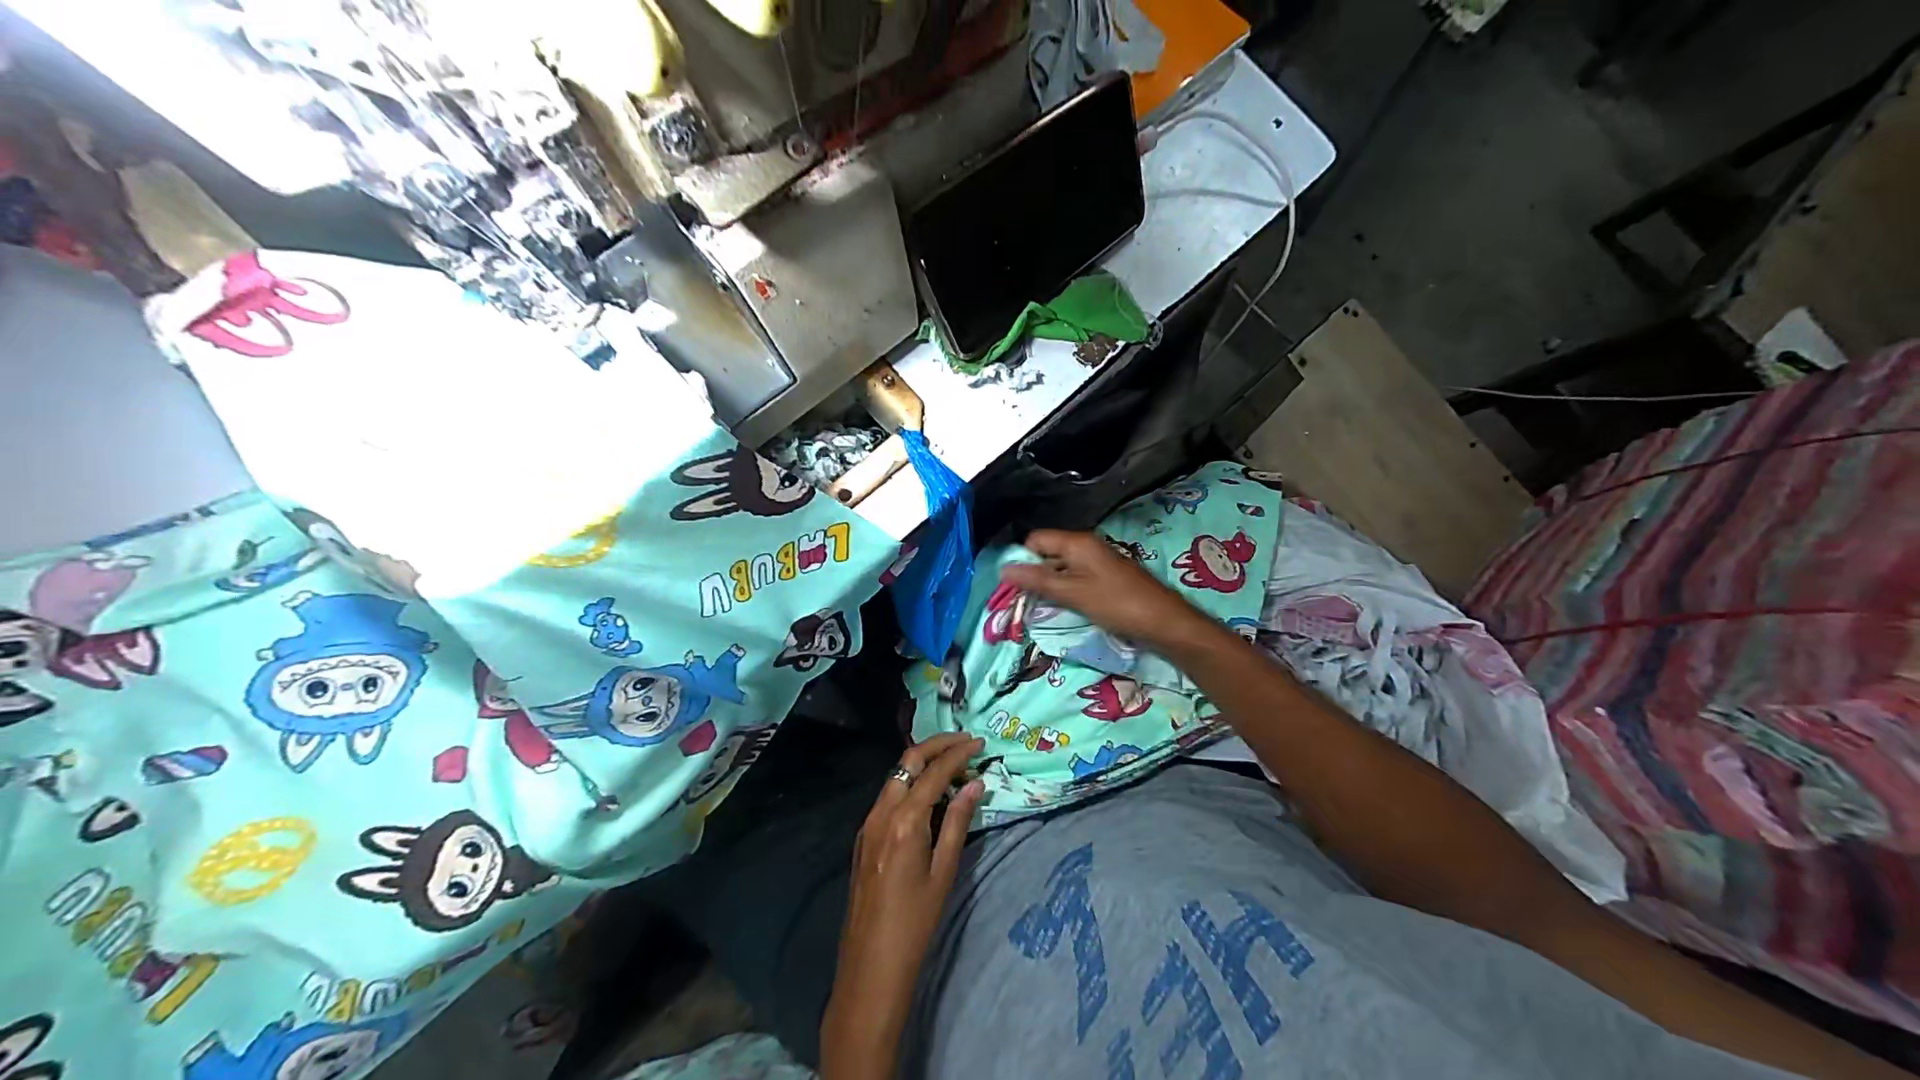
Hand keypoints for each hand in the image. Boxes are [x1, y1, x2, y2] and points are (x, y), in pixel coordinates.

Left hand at [821, 733, 985, 1079]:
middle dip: (936, 746)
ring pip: (895, 777)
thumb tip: (976, 784)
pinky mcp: (863, 836)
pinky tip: (928, 794)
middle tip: (964, 741)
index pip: (933, 772)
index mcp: (905, 821)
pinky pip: (888, 796)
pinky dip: (909, 784)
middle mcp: (881, 813)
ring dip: (922, 764)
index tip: (978, 742)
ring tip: (952, 765)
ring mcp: (868, 824)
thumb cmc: (916, 922)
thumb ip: (957, 822)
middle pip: (907, 762)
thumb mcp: (944, 872)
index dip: (957, 753)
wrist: (870, 963)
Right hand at [1000, 530, 1214, 652]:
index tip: (1012, 583)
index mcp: (1077, 542)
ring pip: (1062, 567)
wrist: (1164, 622)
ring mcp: (1099, 561)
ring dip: (1050, 584)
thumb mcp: (1072, 593)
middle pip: (1048, 552)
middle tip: (1022, 599)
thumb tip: (1004, 569)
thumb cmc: (1117, 604)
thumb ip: (1038, 581)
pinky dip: (1067, 590)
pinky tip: (1065, 607)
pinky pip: (1077, 577)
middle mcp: (1087, 546)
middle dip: (1033, 573)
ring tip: (1040, 606)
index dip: (1021, 558)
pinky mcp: (1107, 577)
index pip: (1035, 539)